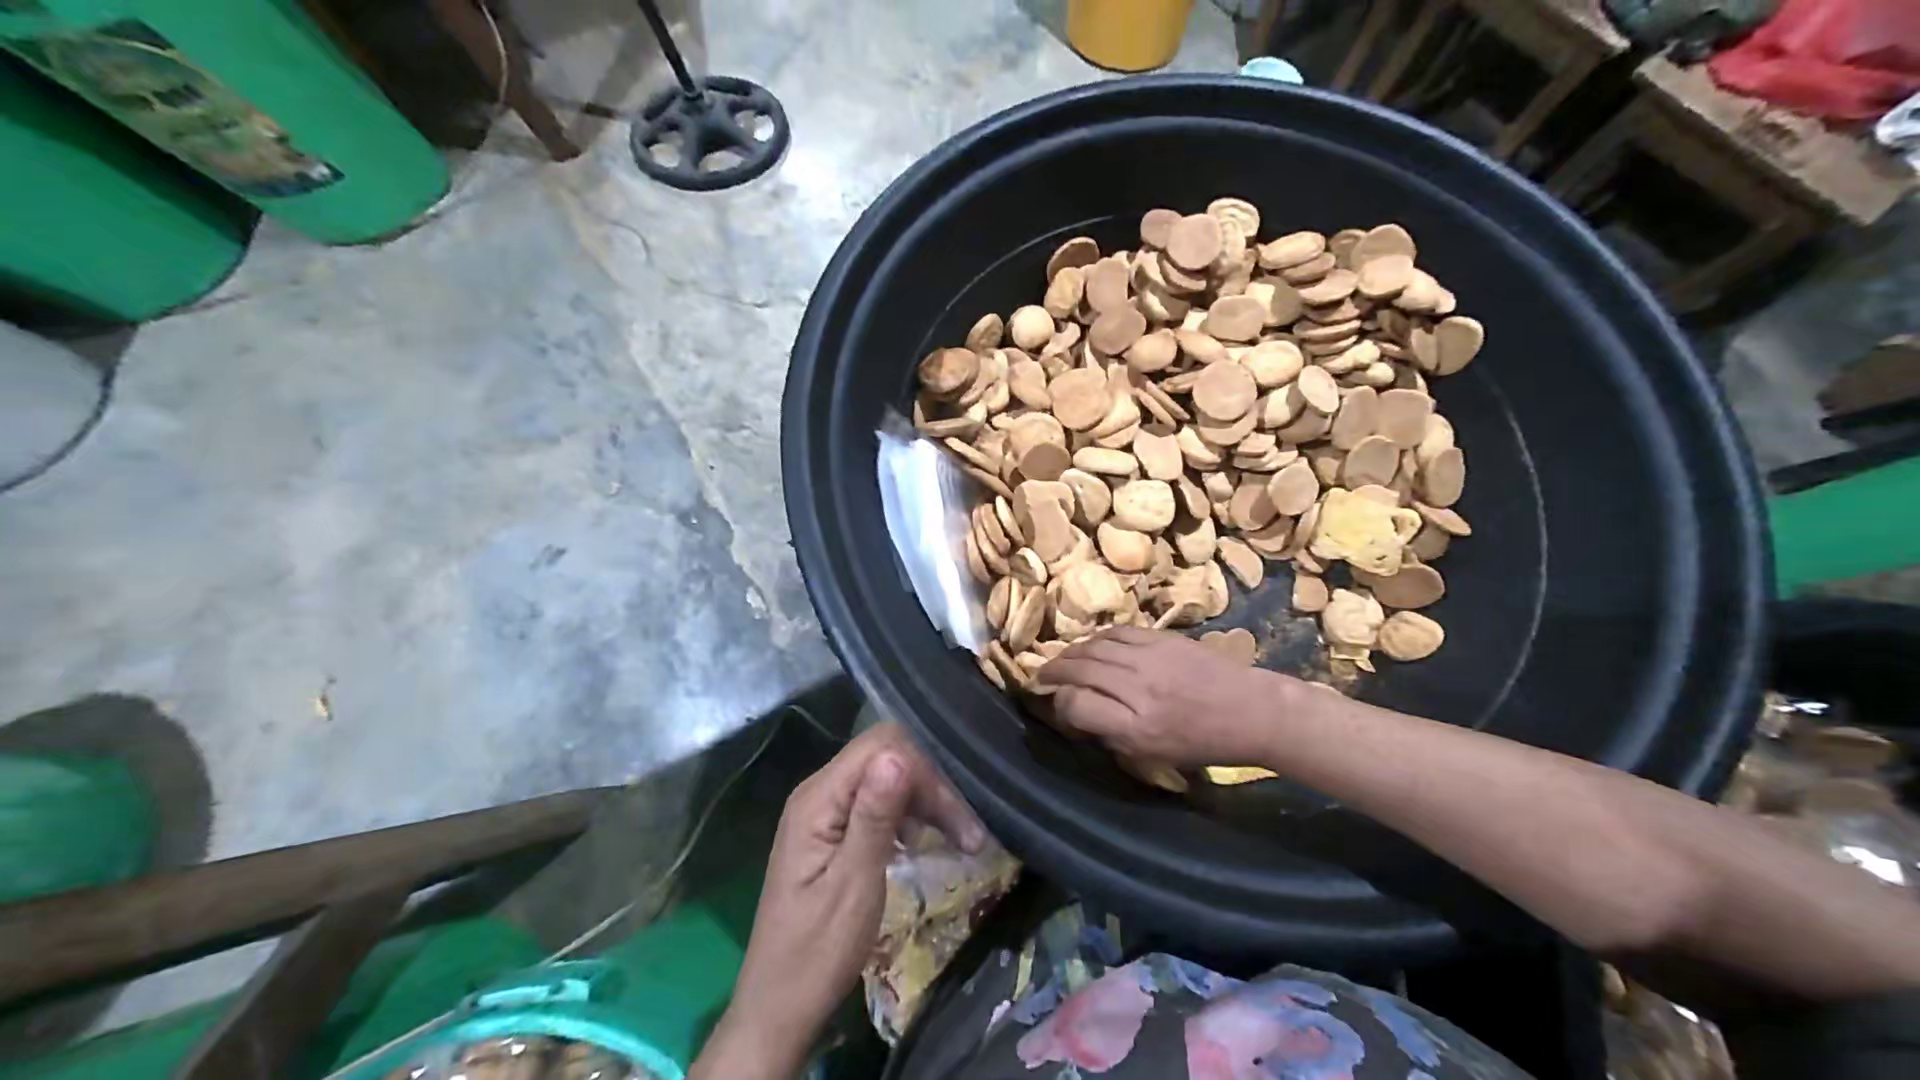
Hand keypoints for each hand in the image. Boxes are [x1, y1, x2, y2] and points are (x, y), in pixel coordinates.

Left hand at [693, 723, 983, 1079]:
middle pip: (884, 757)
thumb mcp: (854, 884)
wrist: (779, 1006)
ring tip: (960, 837)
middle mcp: (818, 792)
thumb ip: (875, 816)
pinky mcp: (831, 830)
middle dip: (931, 784)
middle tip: (969, 831)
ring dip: (924, 801)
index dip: (925, 770)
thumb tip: (898, 754)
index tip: (960, 815)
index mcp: (818, 798)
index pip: (880, 747)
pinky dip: (906, 815)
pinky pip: (875, 801)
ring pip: (884, 778)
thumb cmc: (818, 952)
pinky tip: (924, 842)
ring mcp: (823, 810)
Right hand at [1037, 626, 1305, 766]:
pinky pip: (1117, 632)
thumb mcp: (1154, 755)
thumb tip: (1077, 711)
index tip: (1058, 705)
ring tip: (1061, 659)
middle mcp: (1139, 689)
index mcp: (1137, 727)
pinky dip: (1097, 637)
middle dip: (1054, 671)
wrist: (1251, 711)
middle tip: (1042, 675)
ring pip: (1094, 647)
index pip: (1077, 706)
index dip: (1060, 704)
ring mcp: (1151, 659)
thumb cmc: (1203, 743)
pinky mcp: (1162, 638)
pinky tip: (1091, 644)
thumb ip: (1111, 733)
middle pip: (1080, 669)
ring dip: (1070, 652)